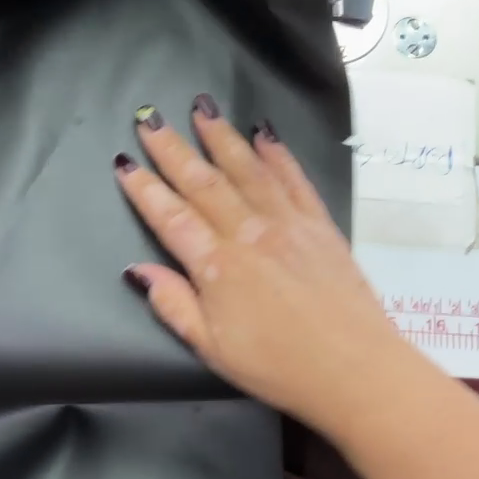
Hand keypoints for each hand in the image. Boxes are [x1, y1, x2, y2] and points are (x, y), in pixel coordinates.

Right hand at [114, 97, 404, 419]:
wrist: (355, 370)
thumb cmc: (276, 367)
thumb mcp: (211, 347)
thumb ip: (173, 305)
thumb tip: (138, 270)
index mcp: (216, 267)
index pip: (171, 218)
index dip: (144, 190)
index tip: (124, 163)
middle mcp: (249, 234)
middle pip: (203, 183)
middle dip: (172, 150)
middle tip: (150, 119)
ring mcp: (288, 224)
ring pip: (246, 170)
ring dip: (221, 137)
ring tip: (202, 108)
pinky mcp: (320, 226)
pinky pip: (294, 180)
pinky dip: (276, 155)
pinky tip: (263, 135)